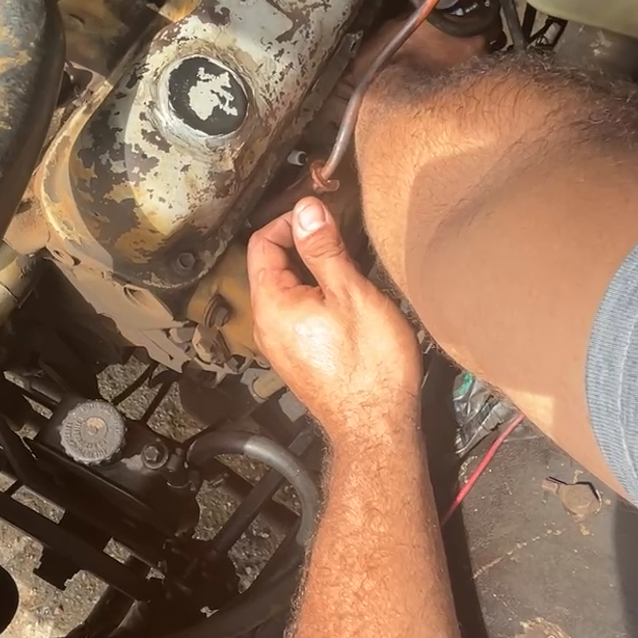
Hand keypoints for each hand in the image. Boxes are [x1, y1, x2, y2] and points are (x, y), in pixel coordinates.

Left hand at [248, 197, 420, 442]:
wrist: (376, 426)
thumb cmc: (369, 369)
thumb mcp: (351, 294)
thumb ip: (324, 249)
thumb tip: (307, 211)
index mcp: (272, 305)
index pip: (261, 243)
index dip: (289, 220)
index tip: (319, 215)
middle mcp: (268, 326)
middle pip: (271, 265)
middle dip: (301, 243)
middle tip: (338, 235)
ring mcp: (281, 344)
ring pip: (286, 290)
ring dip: (311, 269)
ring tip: (346, 265)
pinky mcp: (298, 357)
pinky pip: (297, 313)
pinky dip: (315, 295)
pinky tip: (345, 299)